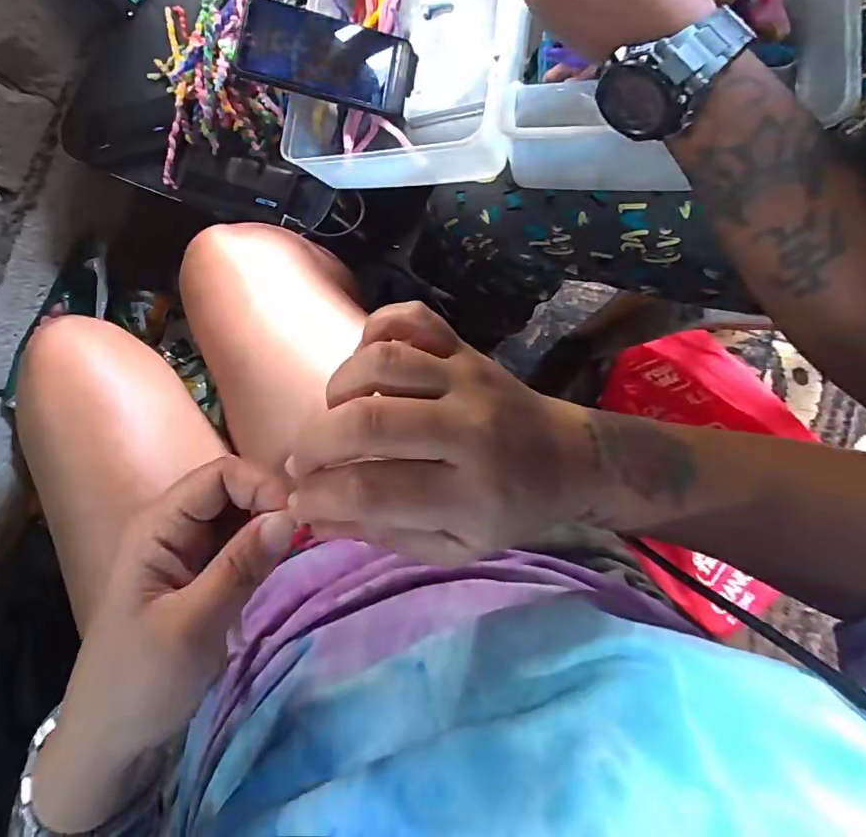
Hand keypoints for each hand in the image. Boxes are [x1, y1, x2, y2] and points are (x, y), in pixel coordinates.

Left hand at [34, 458, 295, 830]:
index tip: (298, 520)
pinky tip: (286, 563)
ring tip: (306, 546)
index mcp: (158, 524)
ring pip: (238, 517)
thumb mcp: (193, 626)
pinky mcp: (201, 578)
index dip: (261, 485)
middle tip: (311, 534)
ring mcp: (187, 553)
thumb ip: (240, 567)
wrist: (108, 746)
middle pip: (231, 490)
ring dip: (270, 526)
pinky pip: (238, 547)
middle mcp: (173, 527)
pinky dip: (263, 550)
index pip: (219, 475)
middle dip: (270, 503)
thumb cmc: (139, 682)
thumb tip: (289, 515)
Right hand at [284, 302, 603, 564]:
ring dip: (339, 387)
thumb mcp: (453, 546)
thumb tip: (312, 518)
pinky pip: (409, 319)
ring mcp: (466, 377)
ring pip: (382, 363)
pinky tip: (367, 361)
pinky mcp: (464, 346)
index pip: (370, 490)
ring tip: (336, 411)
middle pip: (368, 421)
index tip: (299, 501)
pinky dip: (375, 330)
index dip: (318, 496)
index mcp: (470, 494)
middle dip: (315, 442)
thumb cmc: (507, 510)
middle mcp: (468, 428)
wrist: (566, 457)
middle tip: (302, 458)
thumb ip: (383, 534)